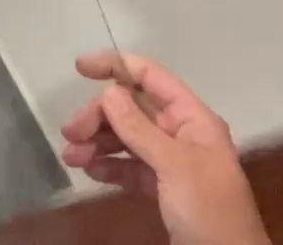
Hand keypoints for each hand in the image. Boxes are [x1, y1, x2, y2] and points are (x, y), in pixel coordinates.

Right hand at [61, 52, 269, 244]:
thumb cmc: (211, 216)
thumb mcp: (175, 169)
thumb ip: (140, 129)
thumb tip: (109, 92)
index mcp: (193, 120)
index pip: (151, 77)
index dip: (116, 66)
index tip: (79, 68)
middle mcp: (182, 135)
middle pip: (132, 108)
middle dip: (100, 116)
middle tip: (71, 133)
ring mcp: (172, 163)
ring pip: (127, 138)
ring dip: (98, 142)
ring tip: (71, 157)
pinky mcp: (164, 190)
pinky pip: (130, 166)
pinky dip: (109, 166)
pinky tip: (90, 172)